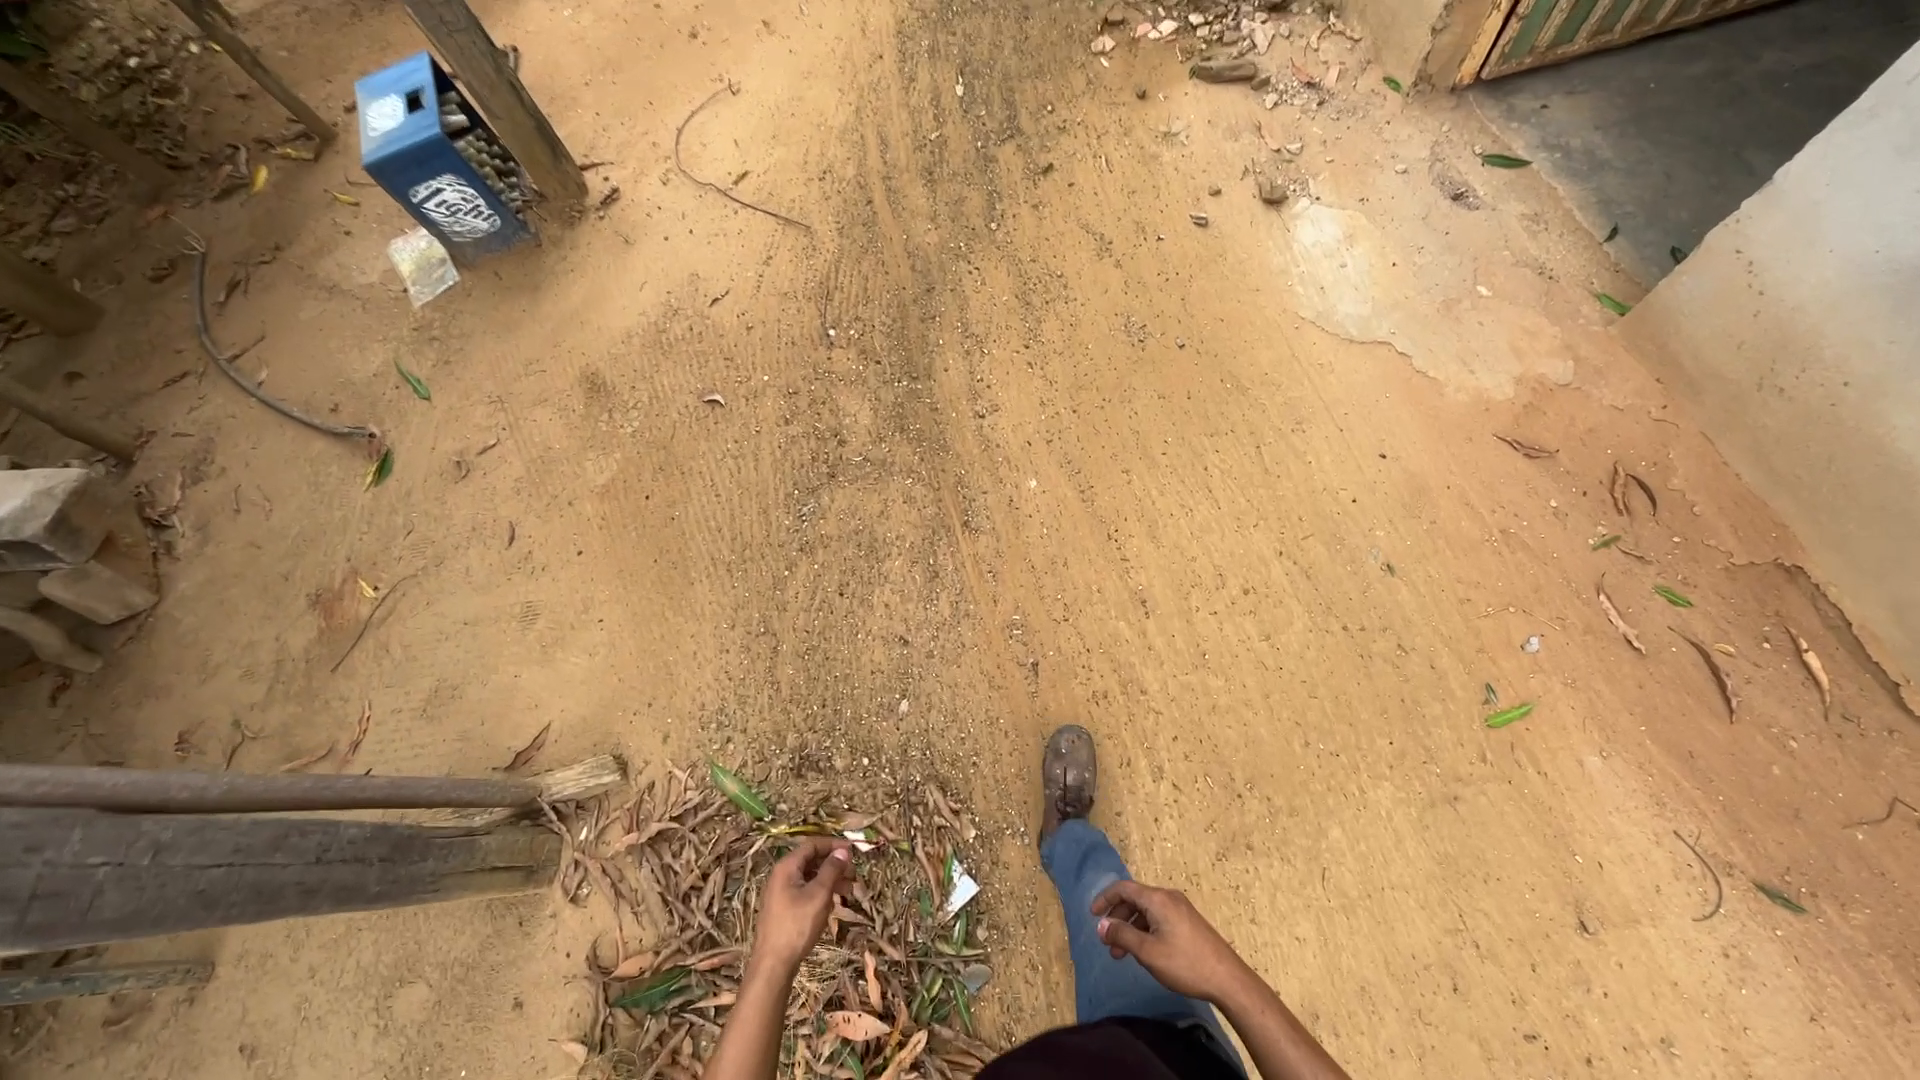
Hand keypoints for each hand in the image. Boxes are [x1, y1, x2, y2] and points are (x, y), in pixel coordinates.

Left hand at [751, 837, 852, 974]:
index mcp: (787, 867)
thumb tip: (843, 851)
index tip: (853, 851)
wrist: (773, 963)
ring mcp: (781, 892)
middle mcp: (782, 875)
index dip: (833, 845)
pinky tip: (833, 903)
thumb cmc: (797, 925)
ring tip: (849, 890)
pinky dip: (821, 892)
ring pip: (810, 877)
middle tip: (854, 874)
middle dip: (834, 864)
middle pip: (811, 860)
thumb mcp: (819, 895)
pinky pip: (805, 891)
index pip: (812, 845)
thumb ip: (831, 870)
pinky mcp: (784, 908)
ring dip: (831, 880)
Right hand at [1092, 879, 1254, 1004]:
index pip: (1124, 888)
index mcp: (1157, 899)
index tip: (1092, 915)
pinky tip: (1144, 951)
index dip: (1105, 899)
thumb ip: (1122, 935)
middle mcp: (1168, 897)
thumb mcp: (1148, 951)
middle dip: (1118, 918)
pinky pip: (1158, 918)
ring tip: (1122, 954)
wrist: (1228, 979)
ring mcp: (1180, 909)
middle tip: (1108, 943)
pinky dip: (1145, 930)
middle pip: (1135, 899)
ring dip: (1131, 928)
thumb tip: (1102, 925)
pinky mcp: (1188, 922)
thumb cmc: (1185, 963)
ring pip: (1147, 911)